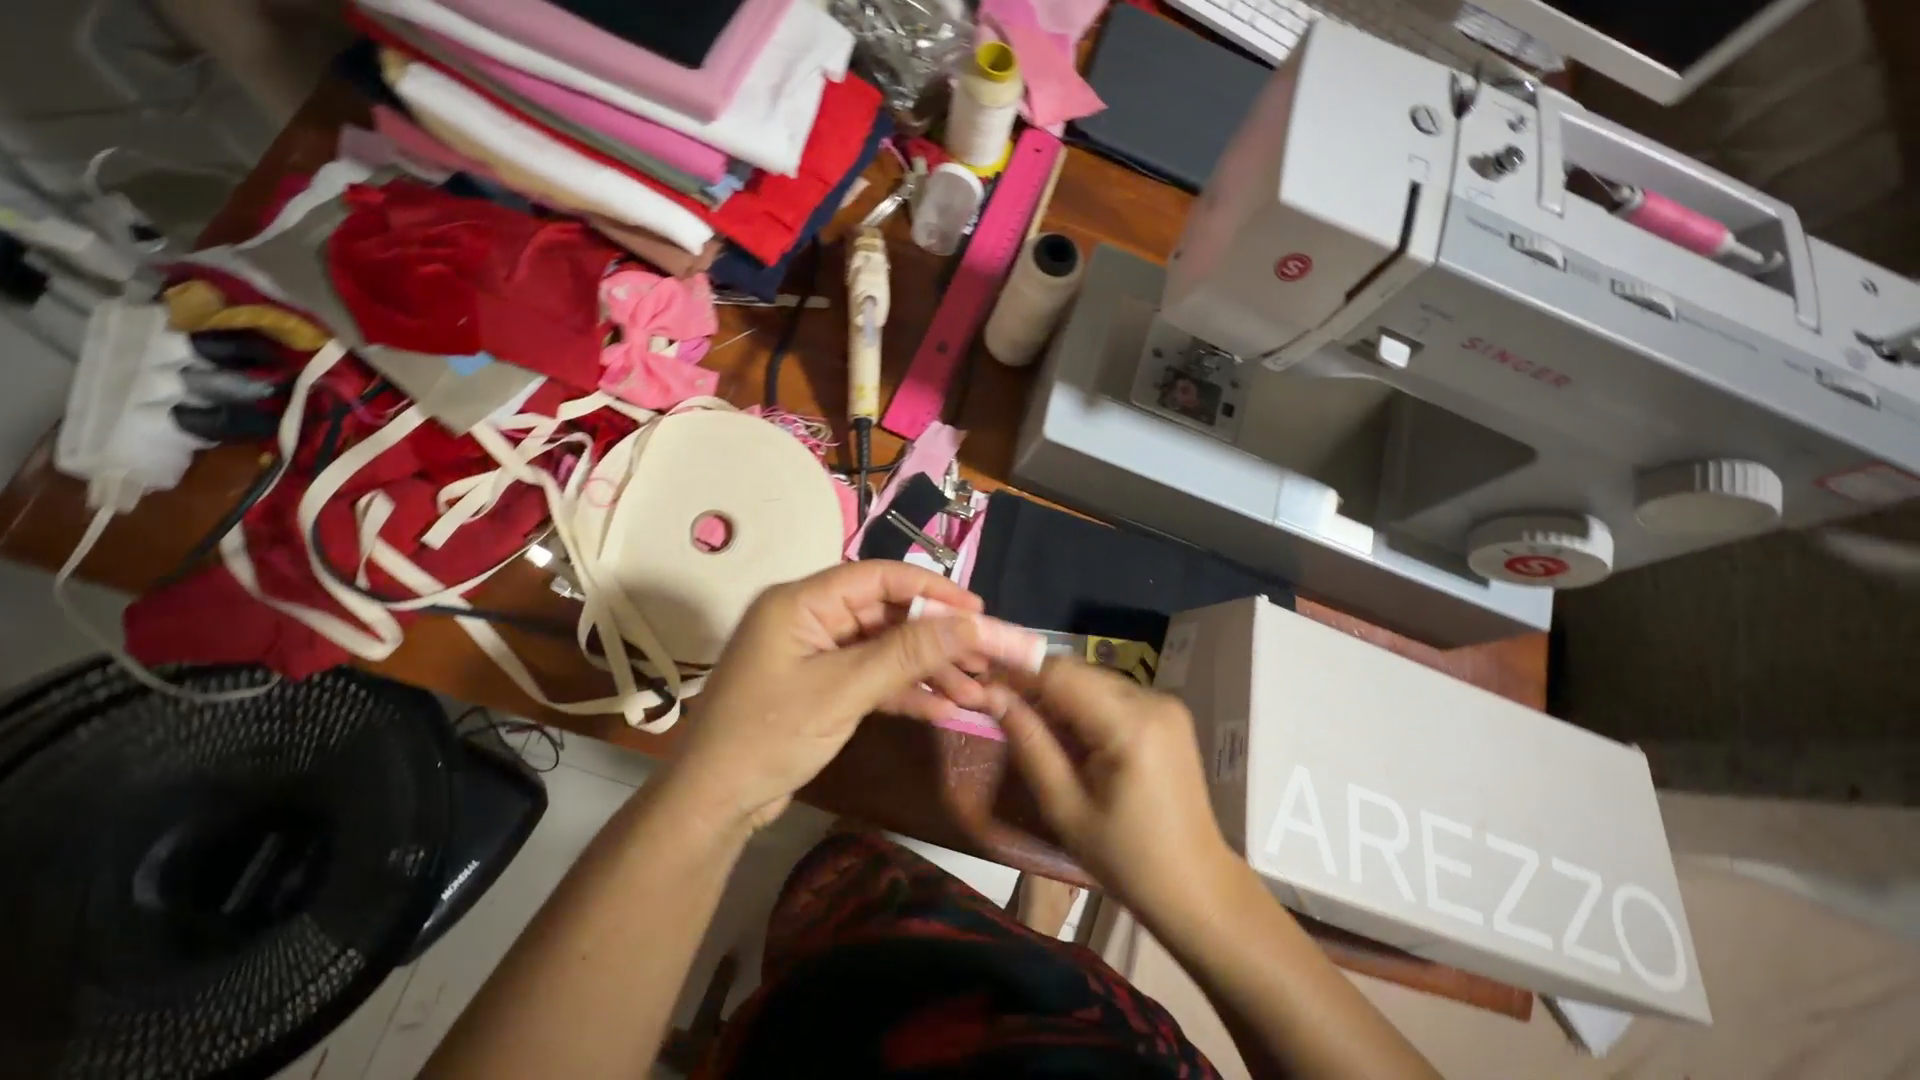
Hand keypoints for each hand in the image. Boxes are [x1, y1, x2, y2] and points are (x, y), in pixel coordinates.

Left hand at [667, 562, 994, 829]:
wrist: (713, 801)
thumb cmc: (769, 736)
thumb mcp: (843, 691)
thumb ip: (907, 654)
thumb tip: (971, 623)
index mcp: (802, 602)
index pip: (879, 577)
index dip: (932, 590)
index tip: (978, 612)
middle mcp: (809, 619)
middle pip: (886, 614)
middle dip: (937, 638)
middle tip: (986, 659)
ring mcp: (814, 655)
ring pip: (884, 649)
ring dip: (928, 670)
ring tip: (976, 691)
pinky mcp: (820, 688)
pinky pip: (872, 678)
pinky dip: (905, 692)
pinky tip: (945, 709)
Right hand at [990, 659, 1238, 915]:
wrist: (1194, 884)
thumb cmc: (1125, 857)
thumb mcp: (1065, 806)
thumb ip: (1030, 743)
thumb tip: (993, 696)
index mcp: (1130, 724)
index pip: (1061, 674)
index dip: (1018, 675)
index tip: (984, 690)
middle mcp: (1153, 700)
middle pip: (1079, 672)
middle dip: (1038, 687)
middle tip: (1003, 714)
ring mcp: (1166, 705)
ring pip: (1095, 680)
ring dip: (1062, 696)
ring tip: (1036, 731)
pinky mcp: (1170, 715)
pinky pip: (1115, 695)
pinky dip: (1087, 707)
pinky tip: (1073, 739)